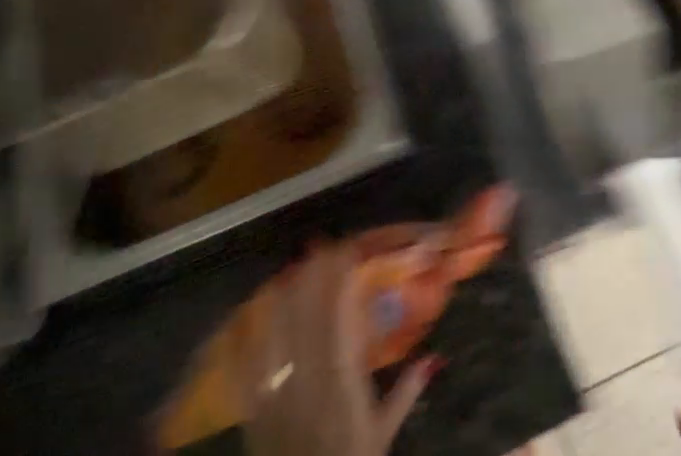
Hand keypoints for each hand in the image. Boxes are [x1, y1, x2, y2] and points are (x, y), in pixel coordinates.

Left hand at [240, 243, 441, 455]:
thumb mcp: (383, 435)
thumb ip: (407, 392)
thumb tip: (433, 357)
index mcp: (344, 383)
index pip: (342, 318)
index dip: (343, 281)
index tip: (350, 252)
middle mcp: (309, 380)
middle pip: (309, 314)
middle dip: (315, 275)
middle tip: (323, 246)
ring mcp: (276, 392)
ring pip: (278, 329)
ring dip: (287, 293)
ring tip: (296, 265)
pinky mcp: (253, 408)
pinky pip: (247, 362)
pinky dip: (251, 333)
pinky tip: (255, 310)